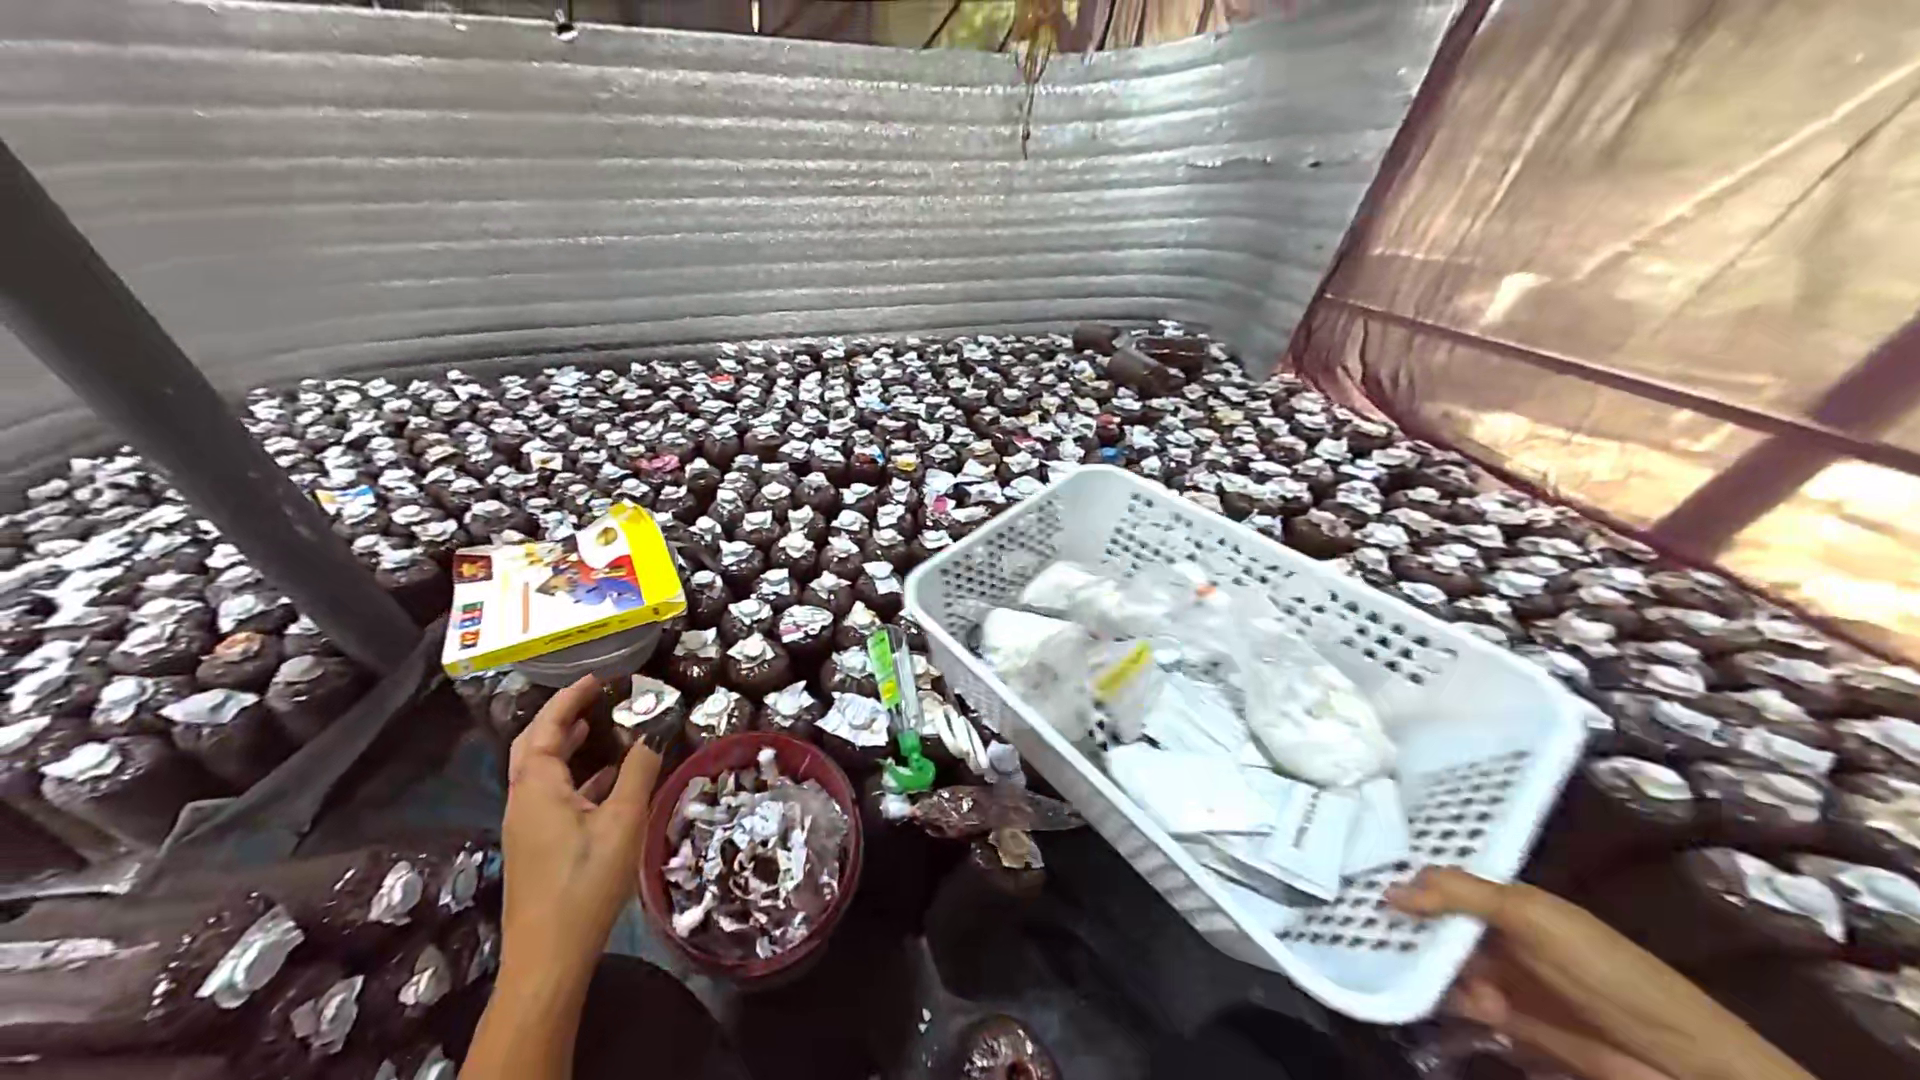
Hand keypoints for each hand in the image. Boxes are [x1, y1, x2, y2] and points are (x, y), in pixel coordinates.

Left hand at [499, 674, 660, 982]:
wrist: (549, 956)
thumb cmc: (586, 881)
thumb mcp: (623, 821)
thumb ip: (638, 771)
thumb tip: (654, 731)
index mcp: (537, 788)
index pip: (546, 728)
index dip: (569, 698)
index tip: (597, 678)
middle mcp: (523, 801)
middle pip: (533, 747)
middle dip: (559, 717)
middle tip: (592, 697)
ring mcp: (527, 826)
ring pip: (541, 772)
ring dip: (565, 745)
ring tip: (595, 727)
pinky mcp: (536, 846)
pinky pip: (552, 794)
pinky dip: (575, 776)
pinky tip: (604, 781)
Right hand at [1387, 867, 1812, 1079]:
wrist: (1683, 1063)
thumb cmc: (1608, 972)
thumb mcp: (1532, 918)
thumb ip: (1461, 895)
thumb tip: (1389, 888)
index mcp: (1506, 901)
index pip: (1441, 883)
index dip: (1405, 881)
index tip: (1359, 883)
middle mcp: (1497, 934)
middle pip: (1433, 923)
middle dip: (1401, 924)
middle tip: (1356, 924)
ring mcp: (1500, 978)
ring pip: (1437, 961)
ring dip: (1417, 964)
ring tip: (1391, 962)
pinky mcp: (1503, 1020)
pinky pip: (1454, 1000)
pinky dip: (1436, 997)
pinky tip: (1431, 996)